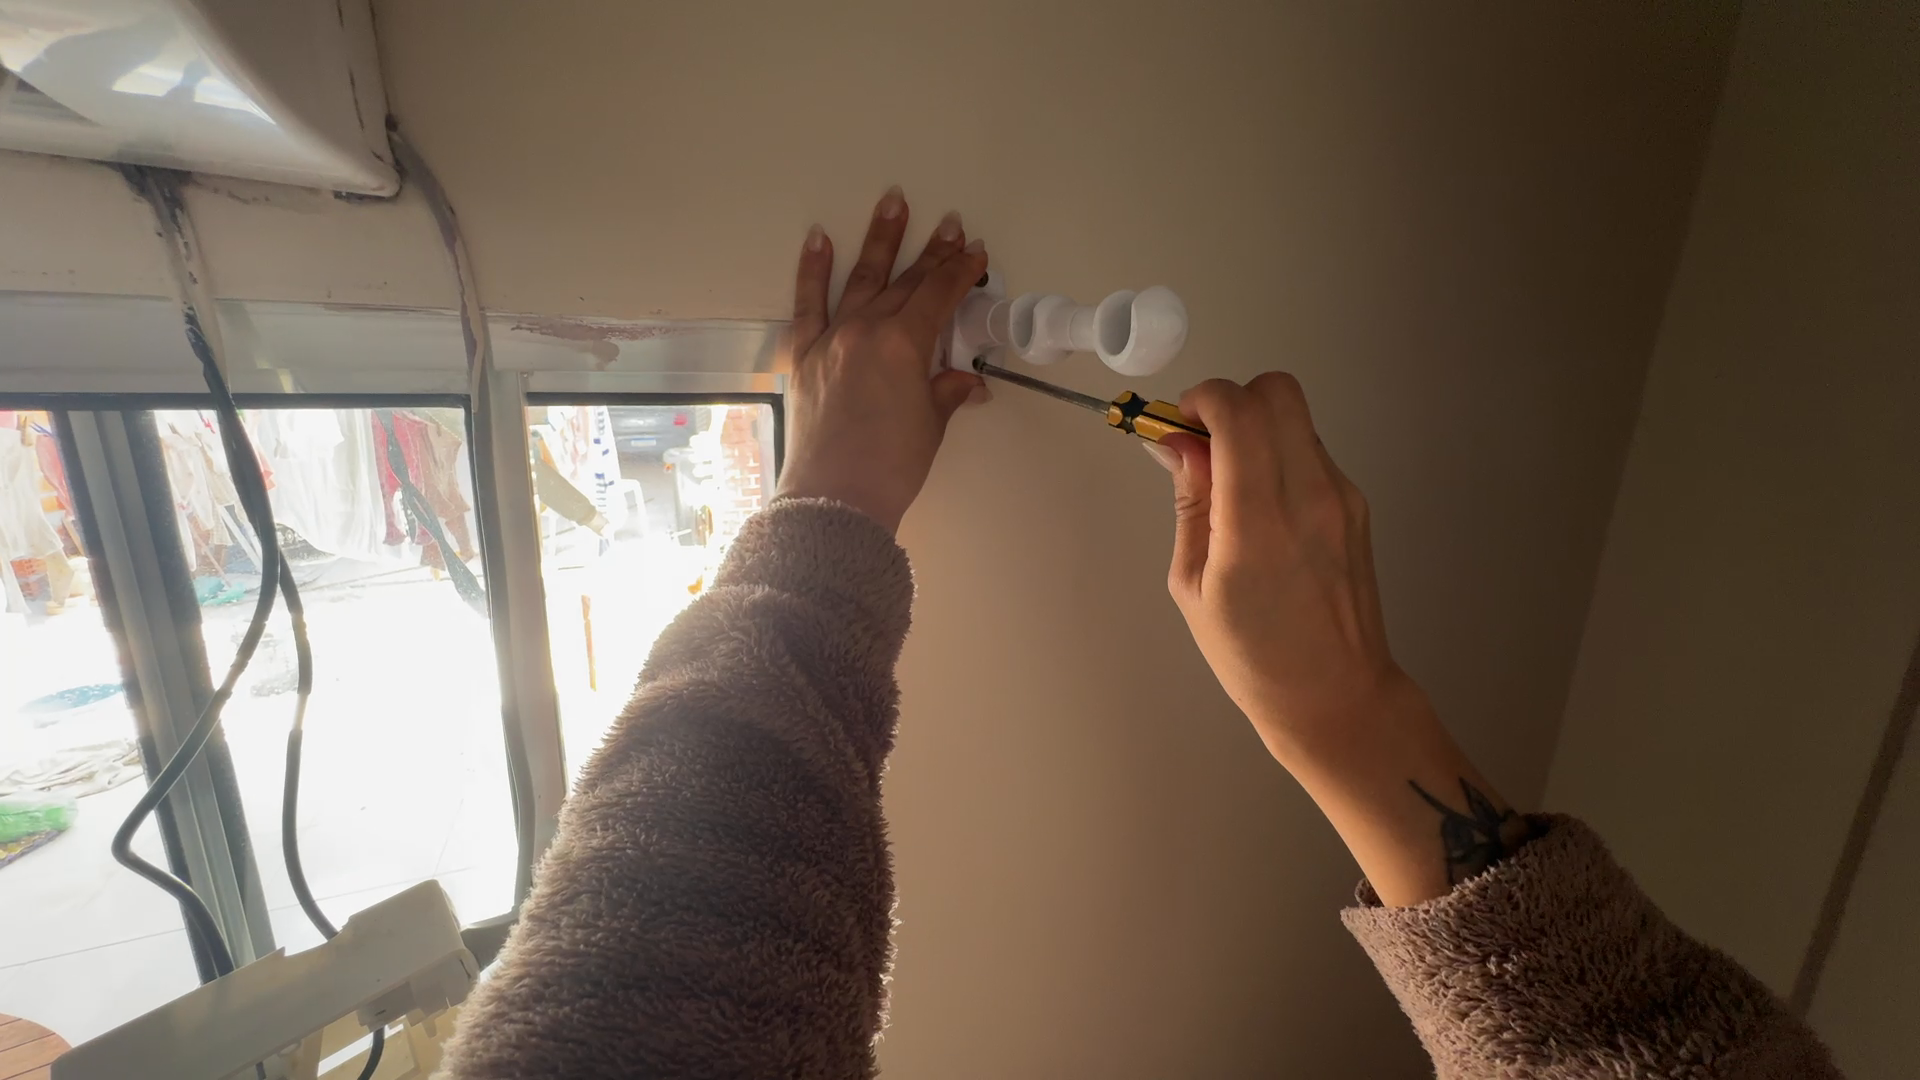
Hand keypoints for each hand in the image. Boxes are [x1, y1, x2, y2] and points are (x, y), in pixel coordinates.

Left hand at [776, 187, 987, 532]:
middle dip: (932, 253)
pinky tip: (819, 239)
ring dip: (880, 241)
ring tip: (893, 202)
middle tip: (950, 224)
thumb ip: (946, 392)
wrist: (836, 500)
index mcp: (903, 345)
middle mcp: (866, 330)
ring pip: (861, 280)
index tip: (976, 252)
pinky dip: (812, 271)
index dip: (961, 272)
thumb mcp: (930, 426)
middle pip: (906, 283)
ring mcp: (831, 340)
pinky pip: (807, 305)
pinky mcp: (804, 357)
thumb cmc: (892, 467)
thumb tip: (964, 382)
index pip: (939, 296)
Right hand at [1150, 372, 1412, 765]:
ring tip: (1229, 486)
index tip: (1178, 424)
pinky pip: (1310, 451)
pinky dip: (1277, 455)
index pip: (1239, 413)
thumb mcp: (1191, 584)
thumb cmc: (1249, 654)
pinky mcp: (1358, 505)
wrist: (1337, 696)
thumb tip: (1174, 443)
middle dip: (1231, 401)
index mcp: (1258, 523)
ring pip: (1296, 418)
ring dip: (1254, 430)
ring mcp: (1343, 497)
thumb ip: (1190, 502)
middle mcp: (1310, 495)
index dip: (1202, 399)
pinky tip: (1262, 508)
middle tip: (1202, 445)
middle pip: (1278, 392)